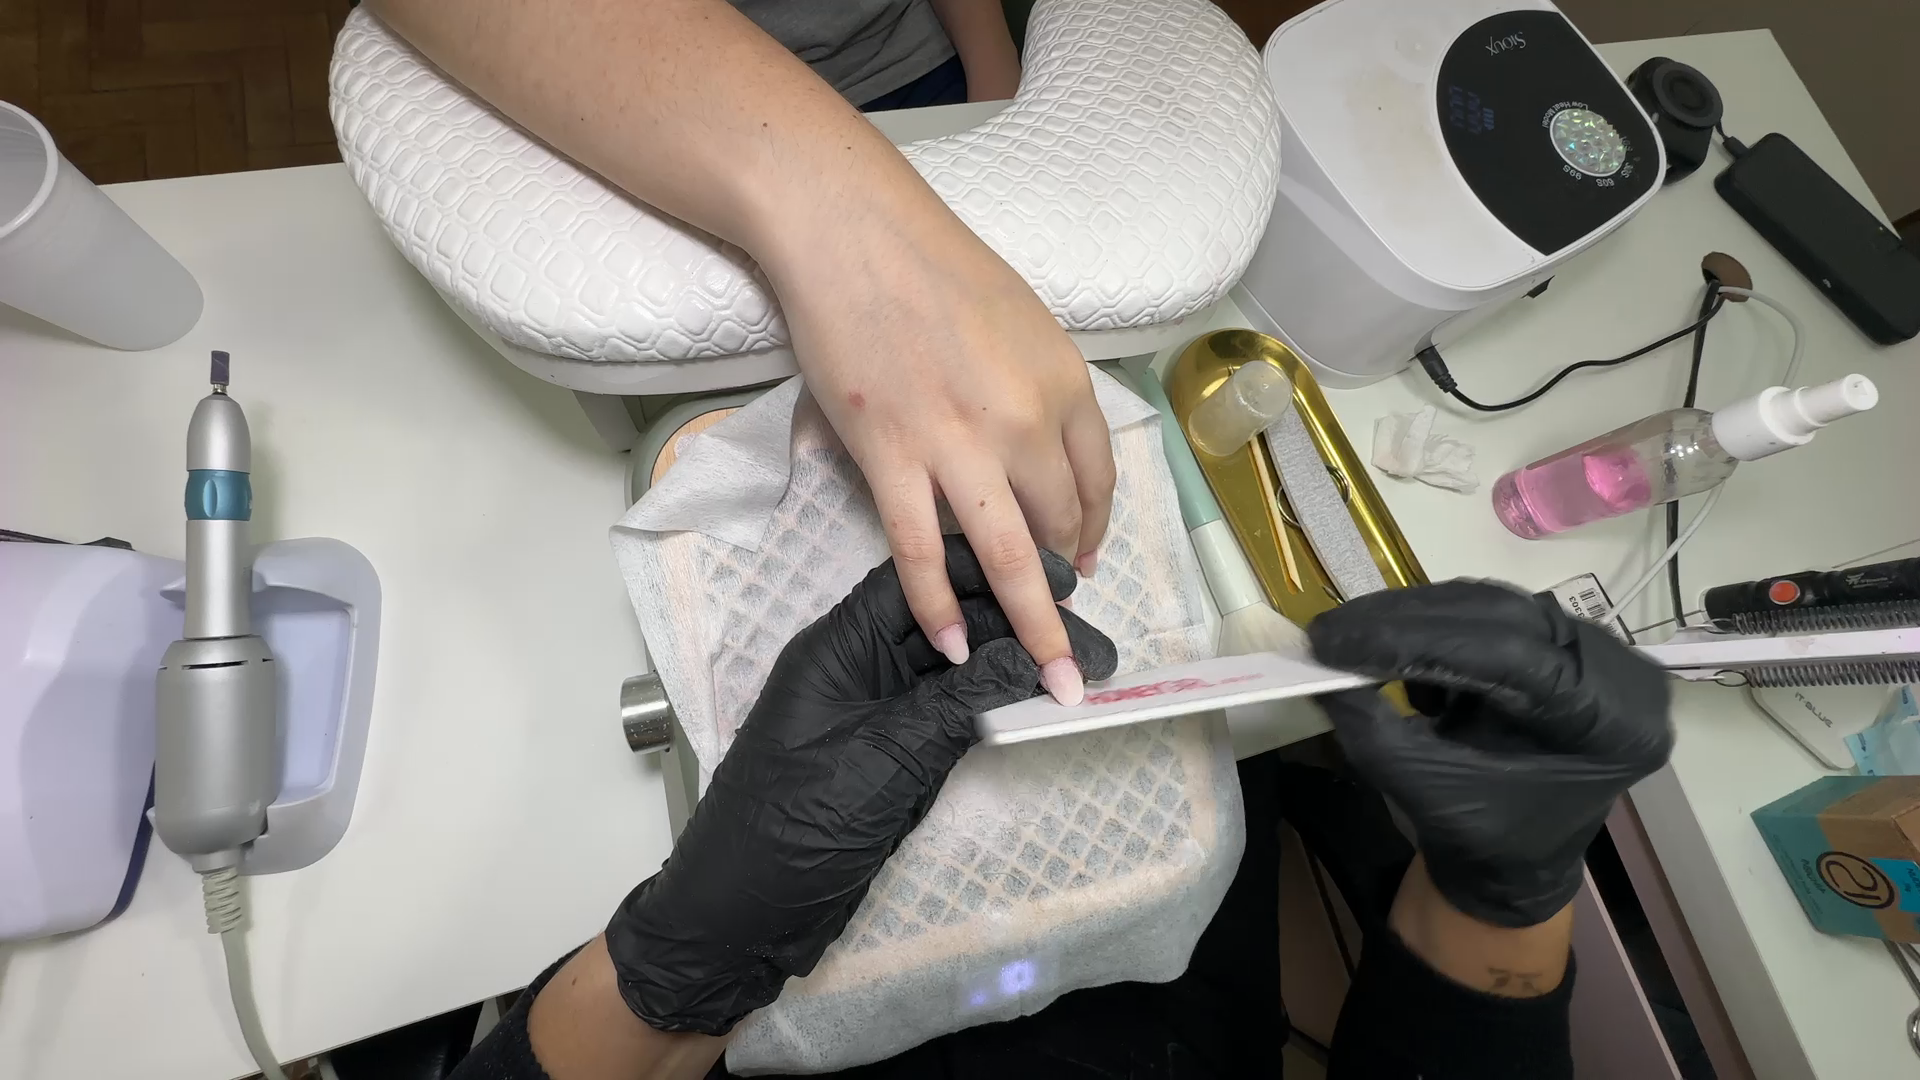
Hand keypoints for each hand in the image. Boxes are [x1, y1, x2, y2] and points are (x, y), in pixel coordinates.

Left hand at [604, 538, 1117, 1033]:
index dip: (987, 571)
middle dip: (1015, 625)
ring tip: (1082, 669)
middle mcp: (863, 662)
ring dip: (1013, 665)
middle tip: (1089, 639)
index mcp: (840, 644)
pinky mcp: (897, 744)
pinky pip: (954, 708)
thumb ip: (961, 700)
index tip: (1055, 580)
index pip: (919, 579)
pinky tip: (1039, 698)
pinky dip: (995, 702)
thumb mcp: (887, 755)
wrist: (746, 917)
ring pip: (957, 666)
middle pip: (948, 621)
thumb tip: (1034, 655)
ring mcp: (882, 705)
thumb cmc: (799, 825)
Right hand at [765, 213, 1112, 705]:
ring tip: (1050, 681)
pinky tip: (952, 645)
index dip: (1095, 531)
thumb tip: (1041, 465)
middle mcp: (1024, 420)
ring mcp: (958, 444)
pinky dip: (938, 605)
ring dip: (1032, 627)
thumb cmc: (938, 268)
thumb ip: (1043, 395)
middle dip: (1067, 585)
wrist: (851, 231)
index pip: (1098, 481)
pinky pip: (921, 552)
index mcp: (1064, 381)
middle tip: (1067, 627)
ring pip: (1004, 556)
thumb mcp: (1022, 324)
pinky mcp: (891, 458)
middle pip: (1060, 526)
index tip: (1085, 561)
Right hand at [1307, 581, 1672, 927]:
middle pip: (1495, 613)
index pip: (1503, 652)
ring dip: (1406, 615)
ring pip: (1484, 602)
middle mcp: (1618, 675)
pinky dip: (1424, 623)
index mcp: (1611, 724)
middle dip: (1400, 619)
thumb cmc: (1475, 833)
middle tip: (1328, 630)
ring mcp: (1592, 652)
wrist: (1511, 857)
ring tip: (1346, 634)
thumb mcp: (1409, 778)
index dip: (1408, 639)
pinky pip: (1481, 609)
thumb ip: (1365, 718)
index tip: (1330, 642)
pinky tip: (1387, 648)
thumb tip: (1316, 662)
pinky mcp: (1556, 640)